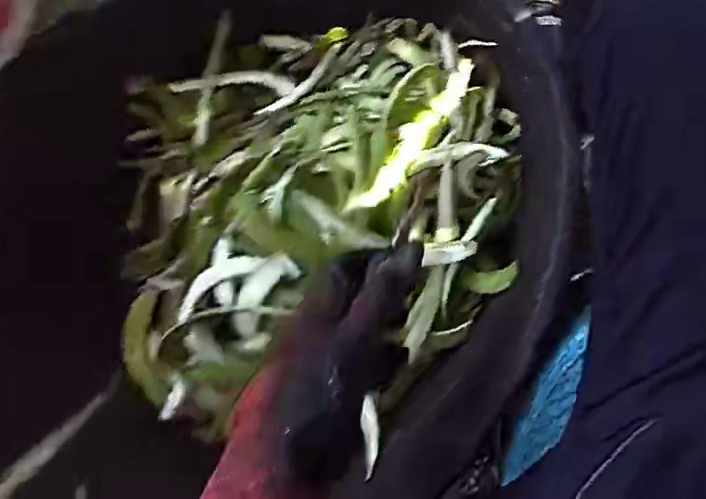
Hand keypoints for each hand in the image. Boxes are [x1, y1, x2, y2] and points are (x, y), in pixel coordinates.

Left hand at [271, 243, 423, 486]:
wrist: (290, 462)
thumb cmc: (323, 385)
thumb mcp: (357, 333)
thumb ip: (383, 291)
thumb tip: (414, 244)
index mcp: (316, 306)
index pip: (345, 265)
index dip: (377, 258)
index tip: (410, 262)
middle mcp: (318, 325)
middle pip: (357, 295)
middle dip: (390, 293)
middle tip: (416, 297)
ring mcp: (324, 356)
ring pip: (364, 326)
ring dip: (390, 326)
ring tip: (410, 331)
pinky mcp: (334, 384)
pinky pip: (363, 357)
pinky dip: (383, 356)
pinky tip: (397, 365)